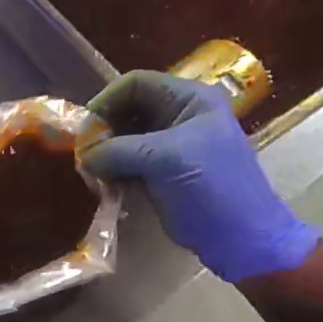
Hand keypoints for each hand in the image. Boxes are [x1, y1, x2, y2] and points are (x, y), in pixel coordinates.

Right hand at [82, 71, 319, 280]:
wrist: (239, 238)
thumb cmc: (209, 187)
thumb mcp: (163, 160)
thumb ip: (117, 151)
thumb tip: (83, 156)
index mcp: (190, 99)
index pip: (137, 84)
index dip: (107, 100)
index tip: (83, 127)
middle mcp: (180, 116)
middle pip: (129, 110)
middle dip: (104, 129)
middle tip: (83, 152)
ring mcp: (173, 146)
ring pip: (127, 138)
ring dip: (107, 153)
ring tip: (91, 171)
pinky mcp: (165, 173)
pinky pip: (131, 163)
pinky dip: (115, 170)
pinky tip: (103, 184)